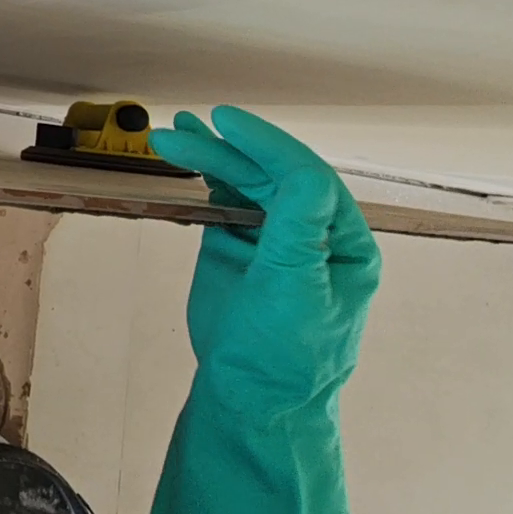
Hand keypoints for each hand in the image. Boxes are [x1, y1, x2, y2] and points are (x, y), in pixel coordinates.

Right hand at [149, 106, 379, 416]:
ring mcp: (269, 235)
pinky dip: (202, 175)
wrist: (248, 393)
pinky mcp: (235, 241)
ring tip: (169, 136)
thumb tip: (302, 175)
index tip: (225, 120)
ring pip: (241, 182)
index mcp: (342, 241)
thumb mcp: (295, 293)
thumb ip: (299, 233)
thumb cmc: (284, 354)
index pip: (305, 178)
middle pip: (266, 175)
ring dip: (208, 155)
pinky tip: (184, 155)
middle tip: (175, 133)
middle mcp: (310, 231)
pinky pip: (221, 198)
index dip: (266, 144)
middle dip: (222, 152)